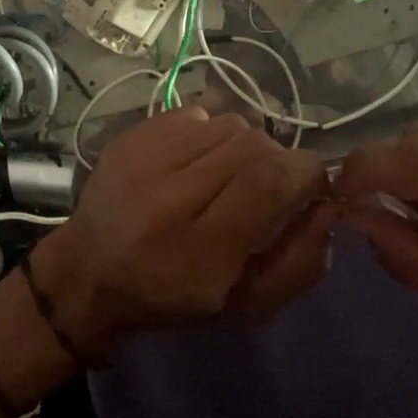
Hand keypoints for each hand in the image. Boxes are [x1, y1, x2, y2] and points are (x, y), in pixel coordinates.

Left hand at [29, 102, 329, 355]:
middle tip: (270, 186)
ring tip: (232, 172)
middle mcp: (172, 193)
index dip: (305, 173)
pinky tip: (200, 159)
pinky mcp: (132, 134)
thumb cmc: (173, 296)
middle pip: (253, 145)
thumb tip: (327, 209)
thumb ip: (298, 263)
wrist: (90, 271)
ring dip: (244, 144)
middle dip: (277, 159)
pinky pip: (196, 112)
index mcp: (204, 247)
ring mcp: (147, 157)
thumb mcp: (246, 305)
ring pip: (228, 123)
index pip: (271, 179)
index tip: (311, 185)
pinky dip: (211, 131)